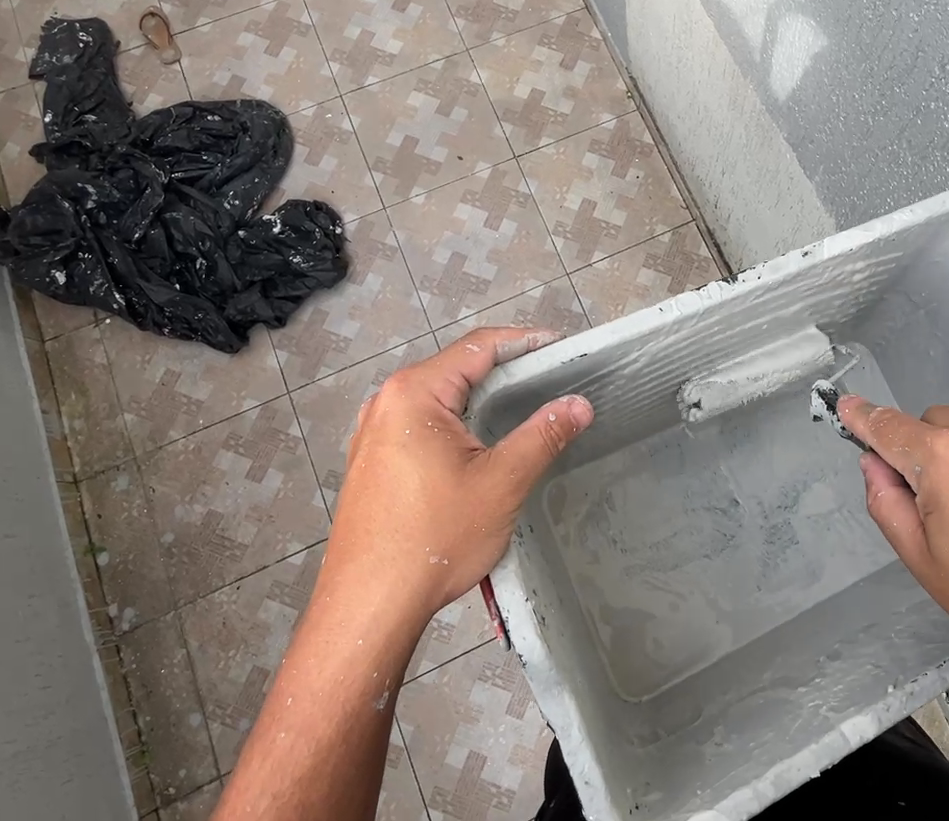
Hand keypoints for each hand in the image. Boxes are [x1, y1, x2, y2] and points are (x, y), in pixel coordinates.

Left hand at [320, 328, 592, 621]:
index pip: (478, 347)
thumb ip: (544, 435)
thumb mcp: (502, 482)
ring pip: (440, 399)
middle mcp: (387, 402)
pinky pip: (424, 425)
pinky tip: (484, 445)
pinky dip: (459, 423)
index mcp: (414, 393)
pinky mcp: (373, 462)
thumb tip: (579, 404)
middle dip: (507, 370)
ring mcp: (374, 433)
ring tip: (527, 409)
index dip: (525, 342)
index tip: (563, 348)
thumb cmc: (435, 537)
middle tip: (554, 380)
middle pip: (457, 369)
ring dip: (483, 398)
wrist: (369, 605)